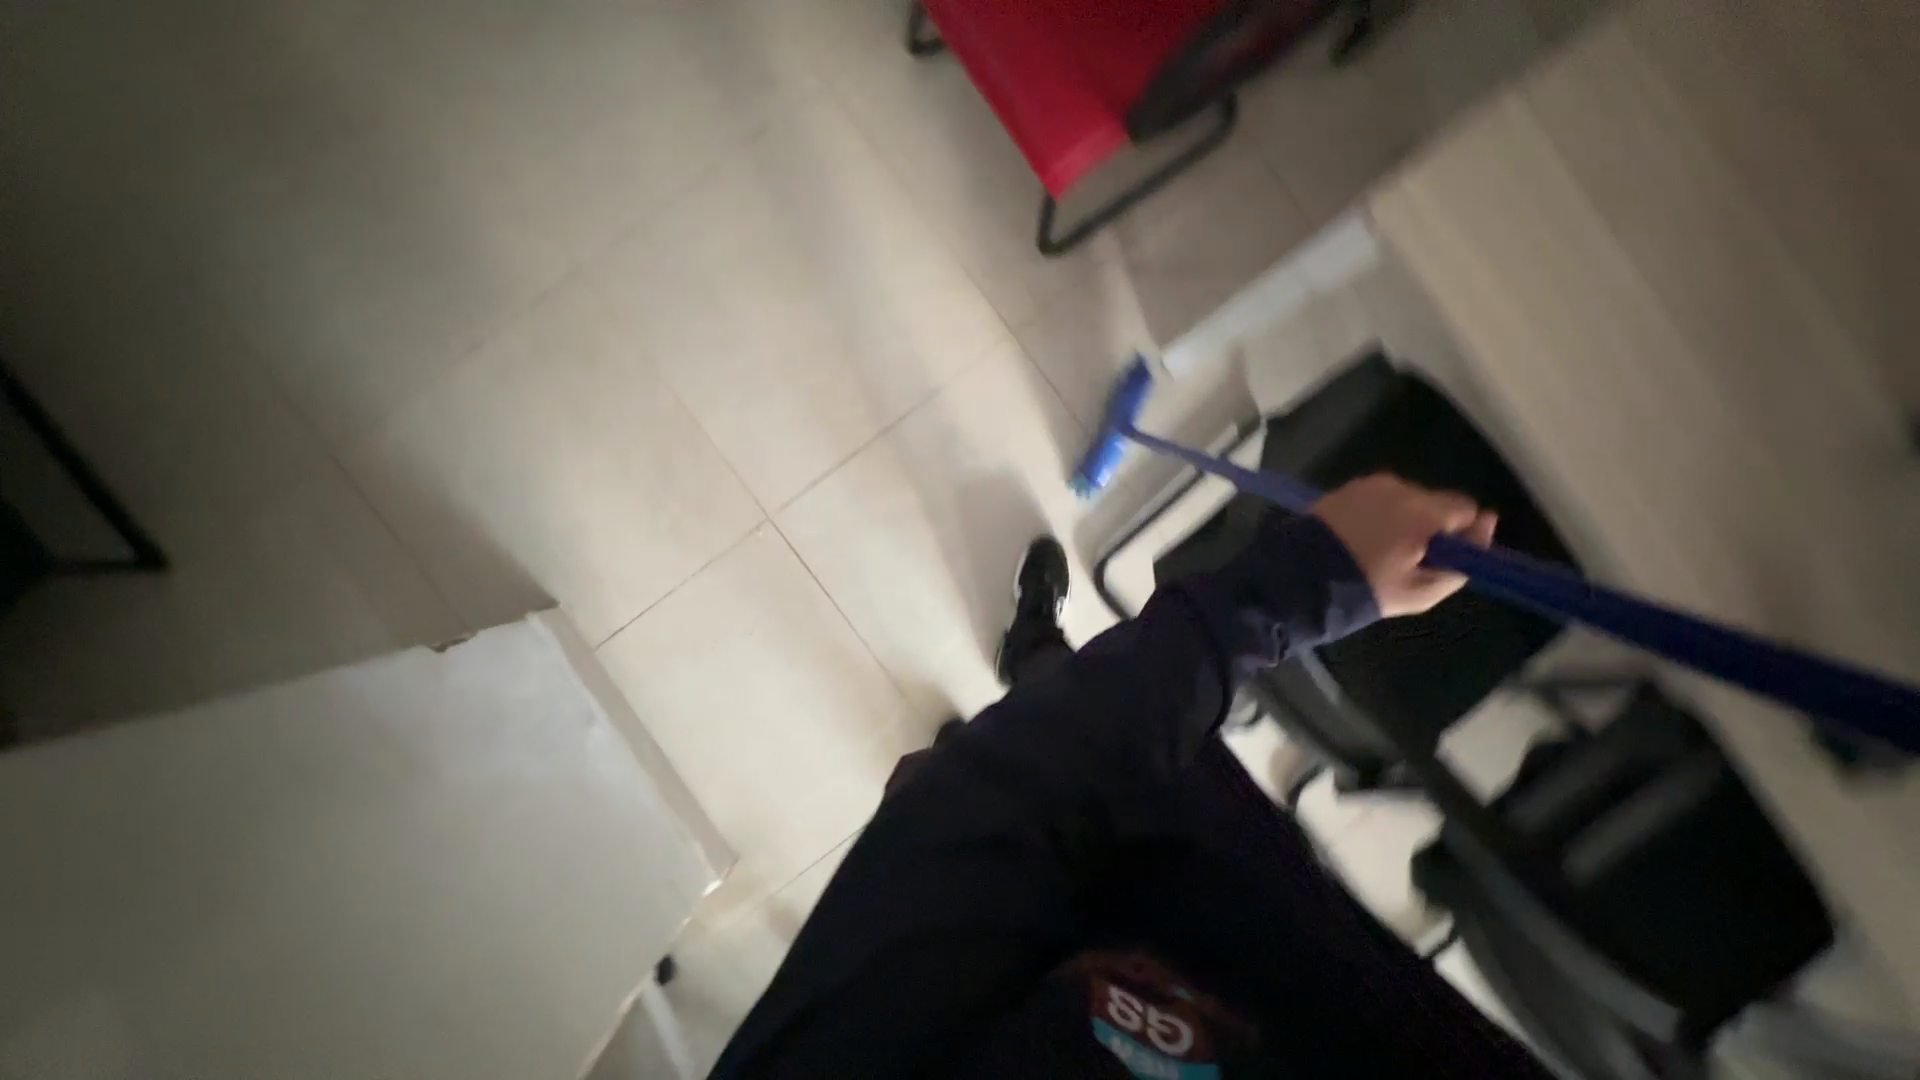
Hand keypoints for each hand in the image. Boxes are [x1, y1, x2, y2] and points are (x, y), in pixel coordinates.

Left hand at [1311, 473, 1496, 617]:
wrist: (1297, 578)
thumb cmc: (1364, 588)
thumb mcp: (1422, 591)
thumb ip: (1463, 561)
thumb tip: (1486, 524)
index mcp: (1421, 509)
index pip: (1463, 507)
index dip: (1460, 532)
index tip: (1442, 555)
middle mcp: (1396, 487)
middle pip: (1431, 501)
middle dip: (1427, 525)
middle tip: (1404, 557)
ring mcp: (1364, 485)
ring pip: (1402, 498)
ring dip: (1399, 518)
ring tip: (1376, 550)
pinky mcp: (1340, 490)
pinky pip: (1373, 498)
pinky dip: (1374, 514)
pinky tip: (1358, 539)